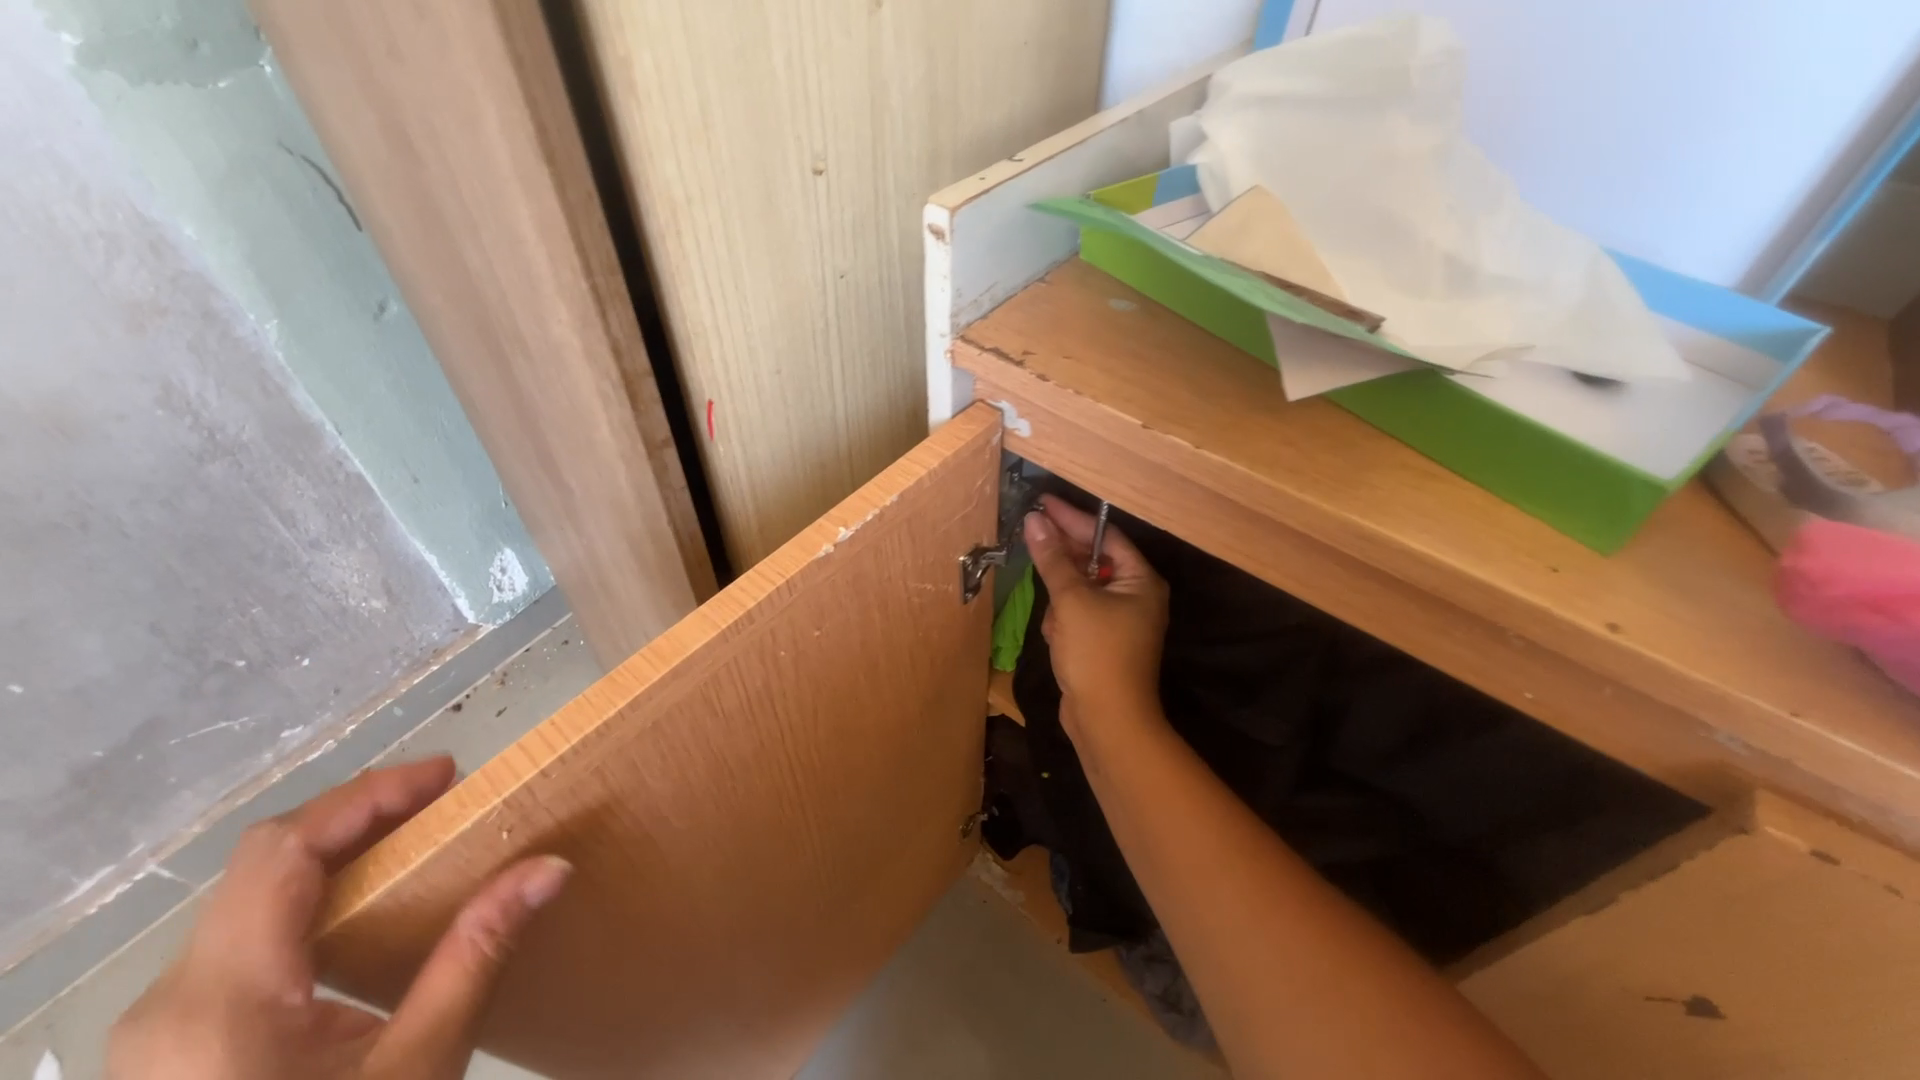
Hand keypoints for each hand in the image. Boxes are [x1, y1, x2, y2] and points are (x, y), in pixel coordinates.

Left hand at [107, 758, 569, 1079]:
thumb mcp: (418, 1064)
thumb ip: (477, 953)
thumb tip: (551, 867)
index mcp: (221, 997)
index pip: (282, 851)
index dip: (366, 796)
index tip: (446, 773)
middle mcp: (169, 997)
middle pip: (262, 865)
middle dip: (357, 816)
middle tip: (441, 799)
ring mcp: (159, 1022)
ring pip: (248, 899)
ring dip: (333, 854)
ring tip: (413, 838)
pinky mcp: (170, 1041)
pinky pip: (239, 938)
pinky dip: (308, 900)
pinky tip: (361, 909)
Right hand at [1023, 494, 1169, 735]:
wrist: (1107, 721)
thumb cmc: (1097, 653)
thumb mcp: (1071, 600)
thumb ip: (1052, 558)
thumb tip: (1034, 521)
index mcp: (1140, 580)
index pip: (1105, 536)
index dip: (1072, 518)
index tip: (1041, 503)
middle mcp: (1135, 596)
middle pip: (1092, 562)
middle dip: (1063, 563)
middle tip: (1031, 539)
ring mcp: (1120, 621)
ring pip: (1079, 591)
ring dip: (1061, 601)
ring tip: (1056, 621)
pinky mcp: (1103, 642)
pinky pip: (1077, 616)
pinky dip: (1064, 623)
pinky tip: (1058, 639)